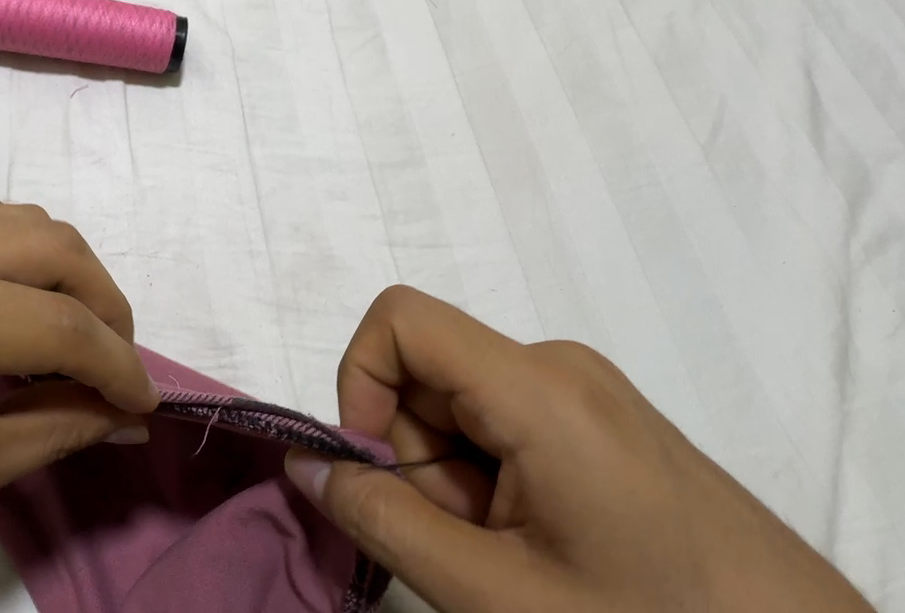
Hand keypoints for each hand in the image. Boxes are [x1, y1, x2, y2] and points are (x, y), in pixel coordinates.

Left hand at [0, 195, 158, 612]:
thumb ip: (59, 426)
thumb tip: (132, 412)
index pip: (58, 323)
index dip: (118, 365)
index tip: (145, 405)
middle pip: (51, 246)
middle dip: (104, 305)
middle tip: (115, 369)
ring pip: (16, 220)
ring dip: (62, 272)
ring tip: (70, 339)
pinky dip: (16, 254)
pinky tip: (13, 307)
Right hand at [285, 286, 874, 612]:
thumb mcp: (495, 596)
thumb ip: (383, 519)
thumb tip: (302, 461)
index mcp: (538, 386)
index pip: (399, 319)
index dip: (360, 382)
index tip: (379, 471)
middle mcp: (558, 364)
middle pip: (426, 372)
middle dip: (417, 456)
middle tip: (469, 548)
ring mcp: (586, 390)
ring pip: (459, 404)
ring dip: (454, 478)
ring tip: (516, 558)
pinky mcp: (601, 419)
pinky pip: (502, 422)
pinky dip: (490, 479)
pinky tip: (542, 546)